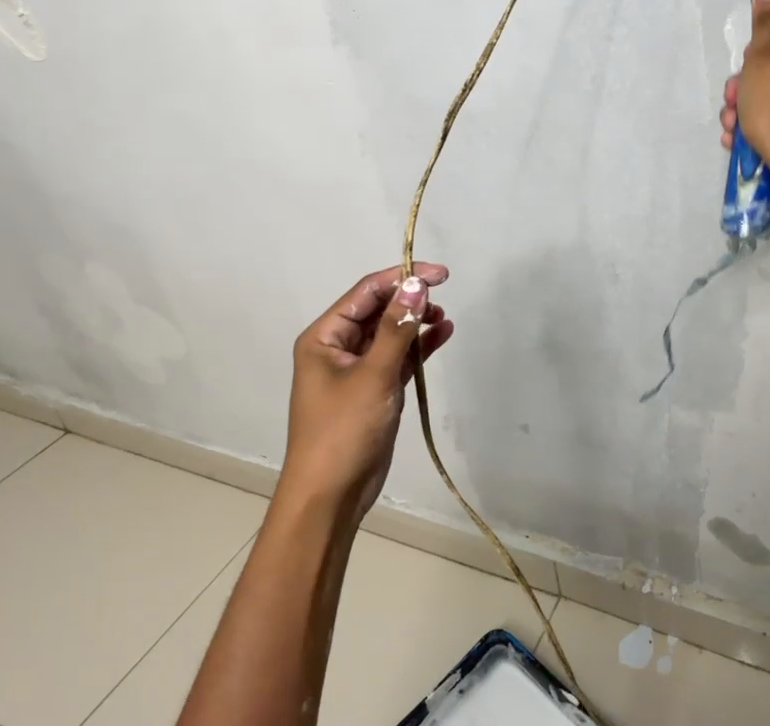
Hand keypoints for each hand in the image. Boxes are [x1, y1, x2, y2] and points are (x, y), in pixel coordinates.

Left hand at [281, 263, 453, 515]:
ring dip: (417, 322)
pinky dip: (420, 346)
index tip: (441, 274)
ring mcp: (357, 370)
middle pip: (379, 310)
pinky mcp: (376, 390)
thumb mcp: (373, 375)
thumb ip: (398, 328)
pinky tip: (443, 335)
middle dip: (410, 300)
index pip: (366, 292)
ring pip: (391, 333)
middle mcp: (338, 347)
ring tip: (445, 319)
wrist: (330, 495)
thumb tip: (418, 285)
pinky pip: (399, 357)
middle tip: (445, 296)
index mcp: (324, 337)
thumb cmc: (343, 430)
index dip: (402, 278)